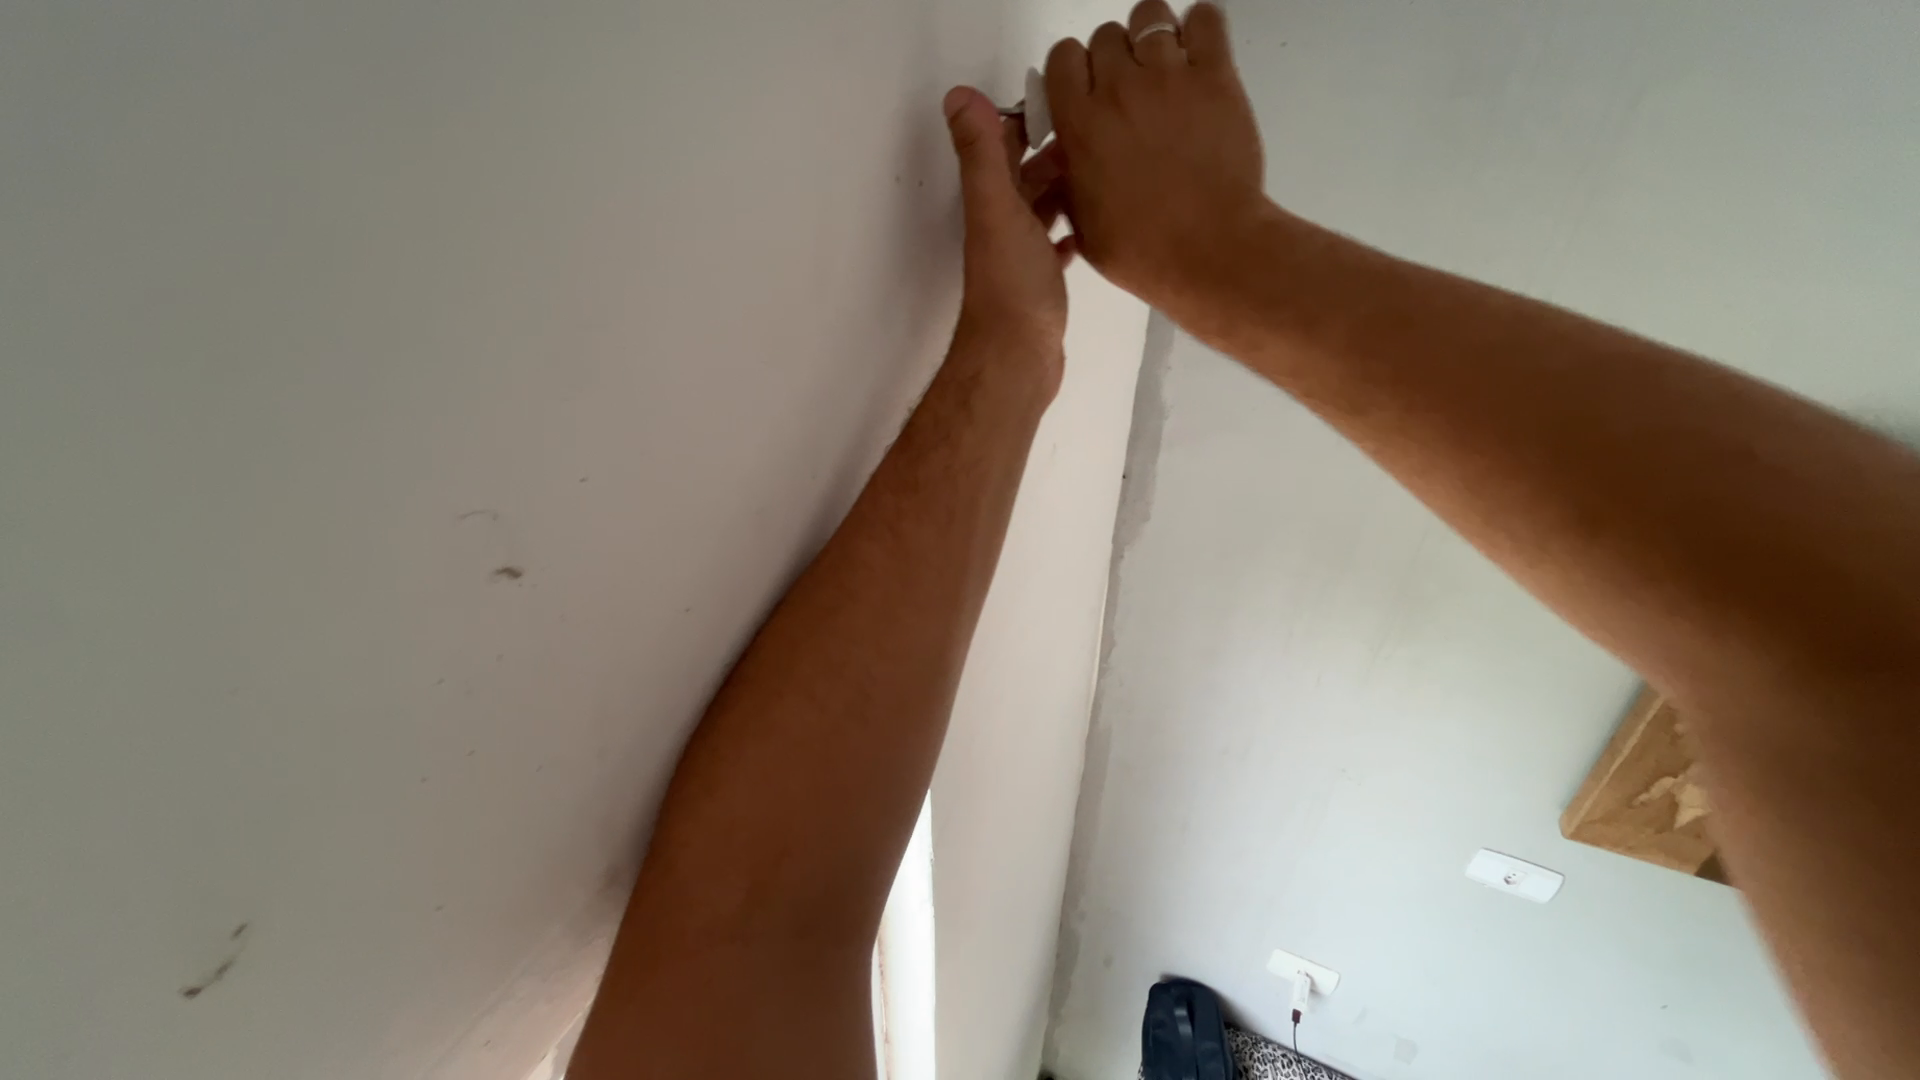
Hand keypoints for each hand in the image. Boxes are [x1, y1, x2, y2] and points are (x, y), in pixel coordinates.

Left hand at [942, 86, 1072, 390]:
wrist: (1016, 359)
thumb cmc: (1012, 285)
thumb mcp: (996, 210)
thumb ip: (982, 155)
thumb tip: (958, 95)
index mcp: (991, 205)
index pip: (1002, 148)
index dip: (1024, 118)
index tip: (1064, 98)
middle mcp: (1001, 228)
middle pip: (1025, 178)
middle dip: (1053, 152)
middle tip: (1095, 134)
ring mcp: (1020, 259)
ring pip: (1041, 211)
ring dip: (1063, 190)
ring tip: (1100, 173)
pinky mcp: (1039, 287)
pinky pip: (1053, 250)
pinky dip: (1067, 235)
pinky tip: (1087, 231)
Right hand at [1044, 2, 1267, 311]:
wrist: (1207, 251)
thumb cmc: (1145, 250)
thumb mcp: (1084, 227)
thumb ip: (1070, 182)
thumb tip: (1069, 164)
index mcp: (1079, 126)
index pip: (1061, 59)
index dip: (1072, 72)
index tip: (1082, 90)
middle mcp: (1118, 91)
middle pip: (1104, 36)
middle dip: (1112, 59)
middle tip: (1127, 90)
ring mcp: (1168, 79)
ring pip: (1149, 17)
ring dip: (1151, 37)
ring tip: (1162, 68)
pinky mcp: (1215, 78)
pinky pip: (1206, 19)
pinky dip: (1199, 29)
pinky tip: (1198, 56)